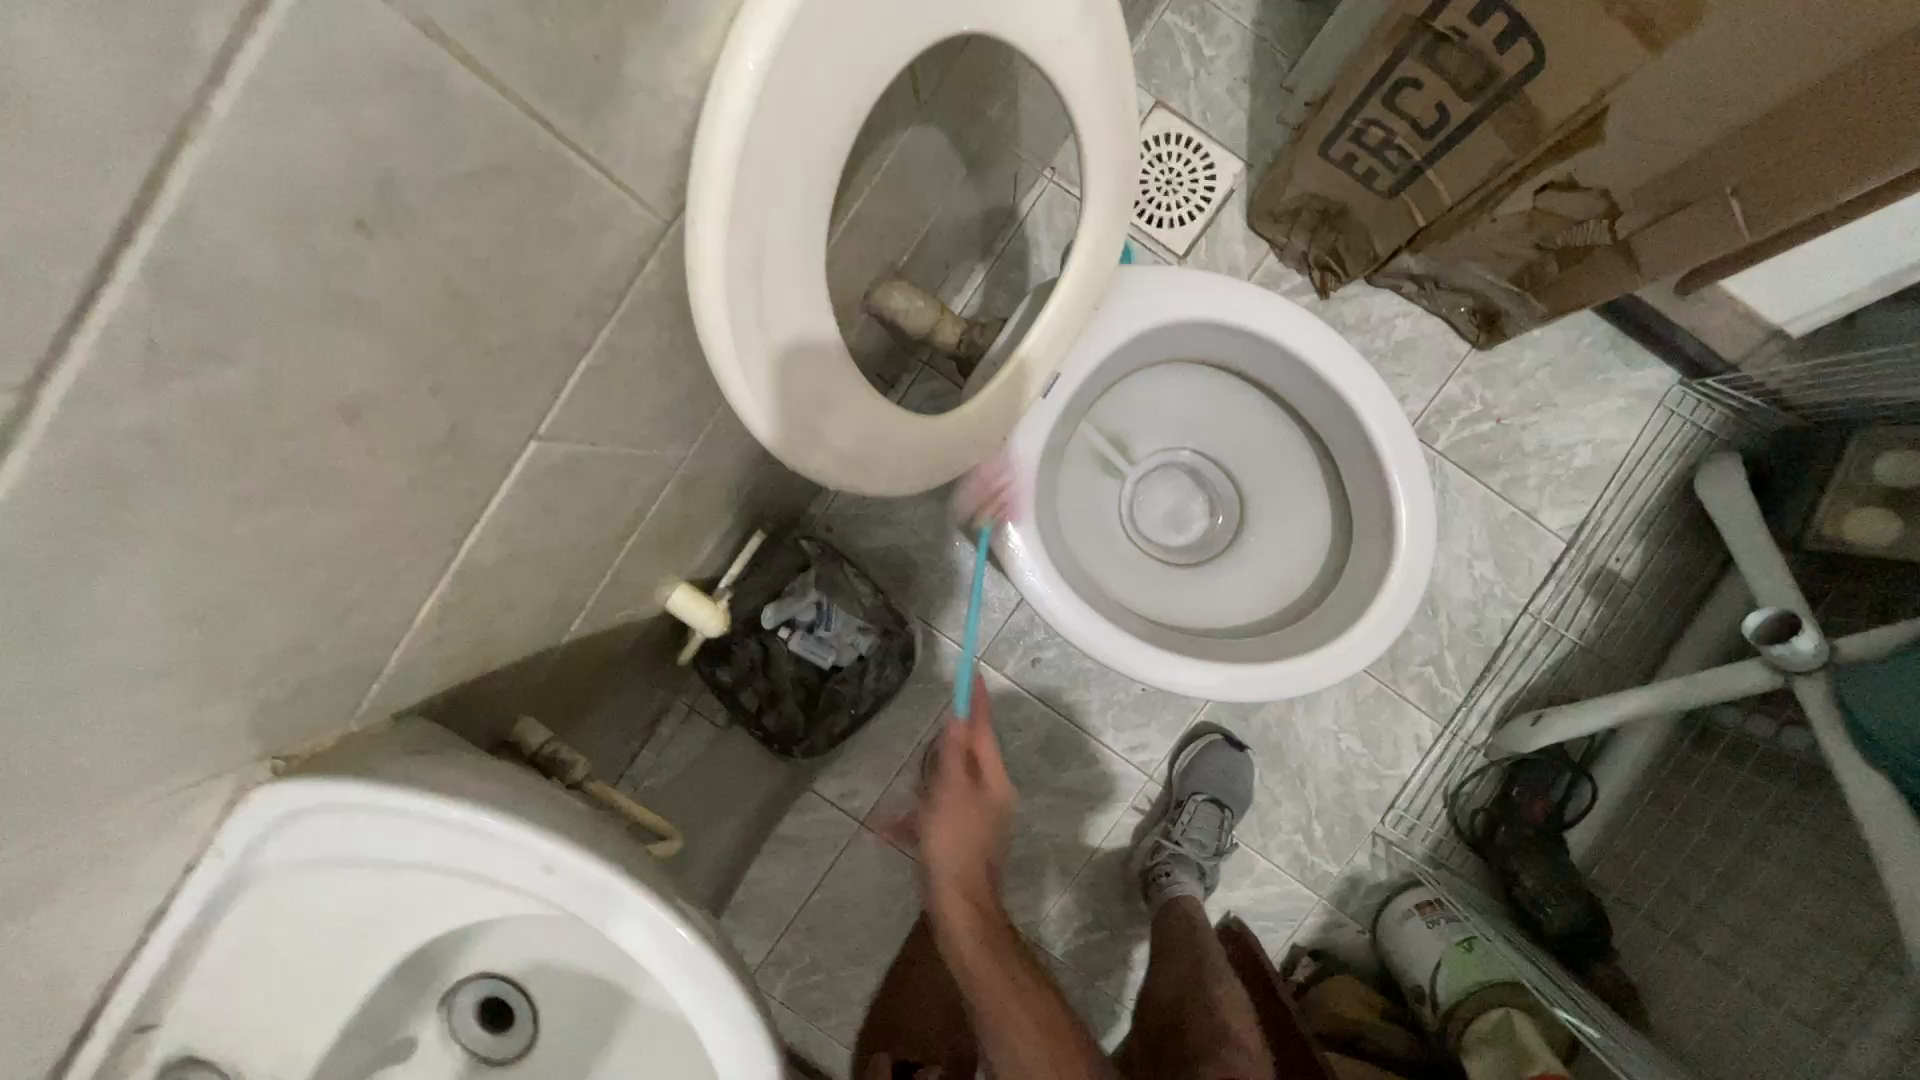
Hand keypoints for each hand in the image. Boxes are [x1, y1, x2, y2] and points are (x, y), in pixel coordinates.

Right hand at [914, 676, 1015, 921]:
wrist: (959, 909)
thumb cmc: (953, 844)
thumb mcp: (949, 792)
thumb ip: (953, 753)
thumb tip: (959, 715)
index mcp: (993, 779)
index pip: (983, 729)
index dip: (975, 702)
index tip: (972, 674)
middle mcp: (990, 794)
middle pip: (964, 757)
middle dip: (940, 755)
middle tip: (924, 766)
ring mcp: (976, 818)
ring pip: (946, 786)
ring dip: (923, 789)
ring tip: (905, 803)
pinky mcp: (960, 839)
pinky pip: (936, 815)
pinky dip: (916, 818)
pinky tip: (888, 827)